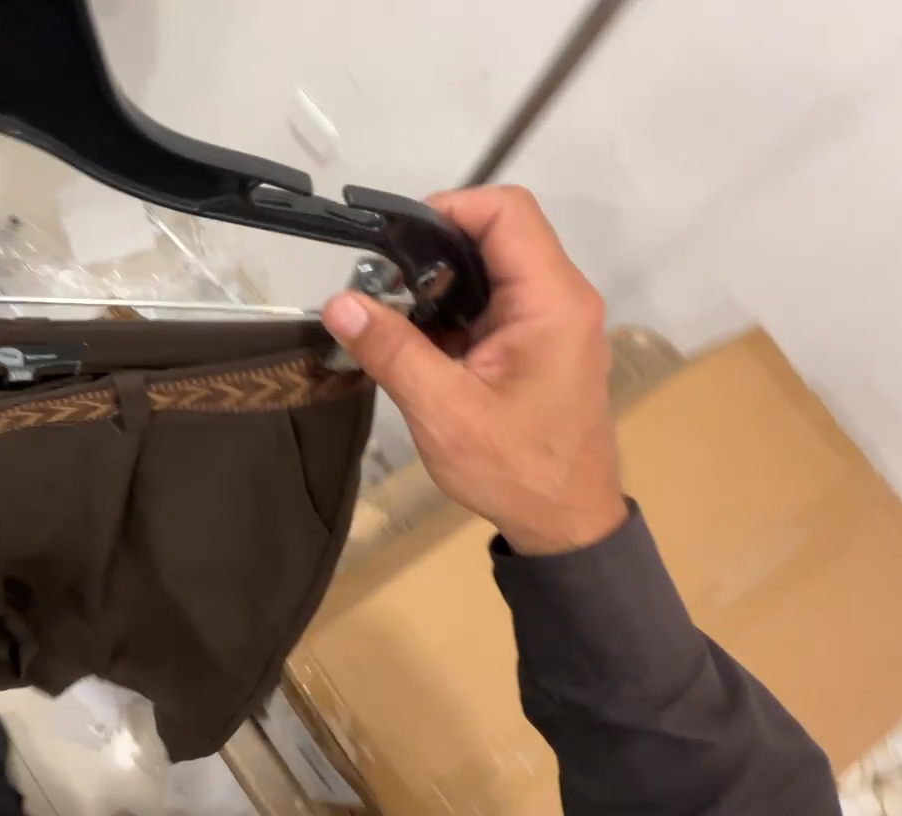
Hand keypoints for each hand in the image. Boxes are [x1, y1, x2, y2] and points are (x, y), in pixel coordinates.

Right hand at [322, 187, 626, 555]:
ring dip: (438, 289)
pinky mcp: (537, 348)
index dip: (448, 209)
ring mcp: (551, 324)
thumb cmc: (513, 468)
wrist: (562, 521)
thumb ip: (392, 352)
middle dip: (432, 252)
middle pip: (497, 239)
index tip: (392, 241)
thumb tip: (339, 304)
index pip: (507, 213)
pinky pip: (491, 310)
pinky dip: (450, 318)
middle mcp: (559, 300)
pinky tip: (418, 348)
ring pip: (490, 275)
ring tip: (391, 320)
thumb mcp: (443, 410)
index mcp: (550, 301)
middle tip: (380, 288)